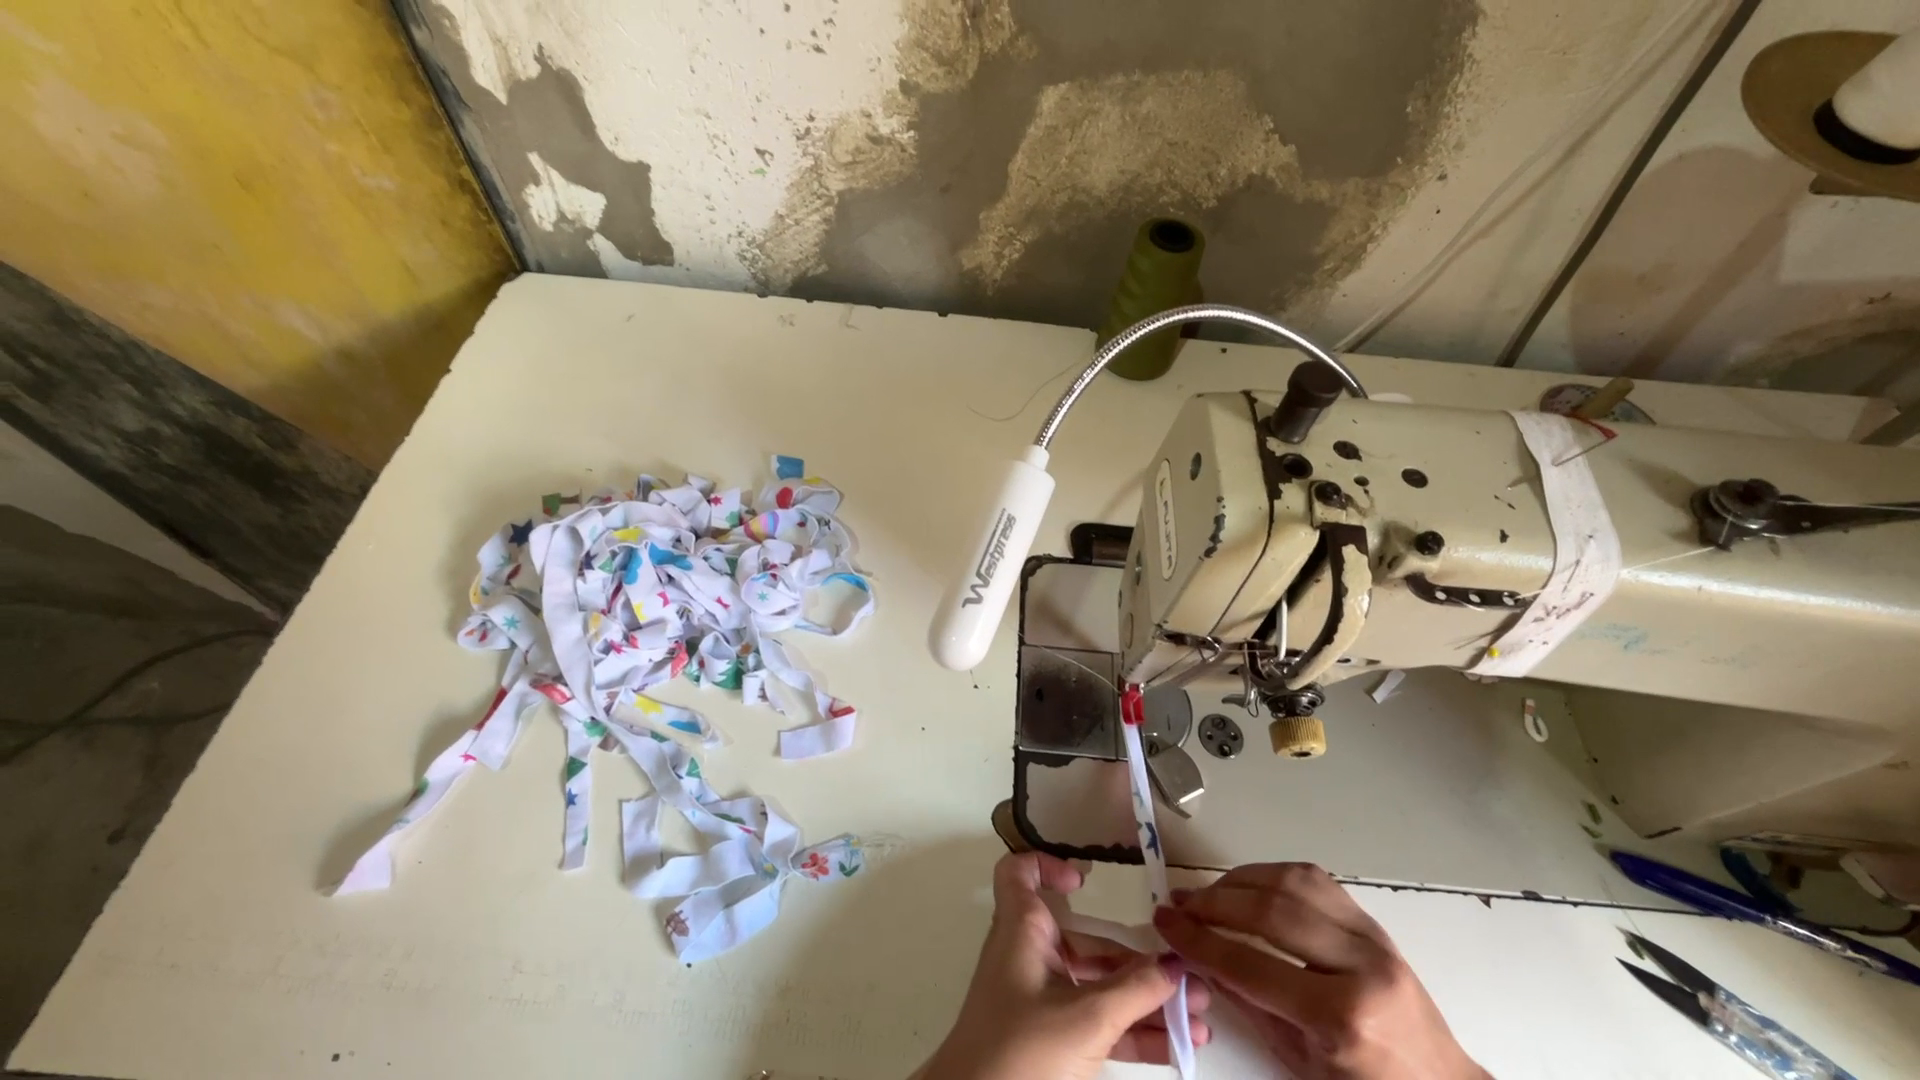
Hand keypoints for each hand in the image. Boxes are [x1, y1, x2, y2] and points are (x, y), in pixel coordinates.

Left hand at [918, 852, 1212, 1079]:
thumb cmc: (1022, 1049)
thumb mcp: (1087, 1019)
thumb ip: (1136, 991)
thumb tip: (1178, 966)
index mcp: (1023, 931)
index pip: (1018, 874)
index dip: (1047, 865)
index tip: (1087, 881)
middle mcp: (1031, 956)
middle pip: (1088, 941)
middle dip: (1141, 961)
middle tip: (1190, 977)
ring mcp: (1041, 999)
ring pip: (1099, 986)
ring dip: (1147, 1000)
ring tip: (1199, 1014)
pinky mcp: (1051, 1036)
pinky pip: (1098, 1021)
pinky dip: (1133, 1029)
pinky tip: (1179, 1044)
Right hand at [1153, 863, 1486, 1079]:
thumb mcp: (1296, 1061)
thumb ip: (1245, 1001)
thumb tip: (1193, 957)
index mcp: (1340, 1016)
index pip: (1249, 964)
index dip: (1197, 940)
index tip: (1163, 923)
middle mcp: (1360, 966)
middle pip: (1270, 911)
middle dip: (1213, 903)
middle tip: (1177, 905)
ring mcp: (1373, 938)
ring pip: (1292, 882)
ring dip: (1239, 881)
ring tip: (1207, 894)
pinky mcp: (1374, 923)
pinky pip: (1315, 881)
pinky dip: (1272, 876)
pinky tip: (1246, 887)